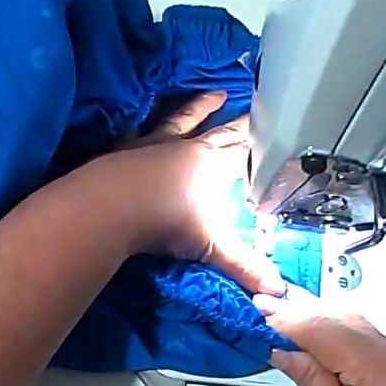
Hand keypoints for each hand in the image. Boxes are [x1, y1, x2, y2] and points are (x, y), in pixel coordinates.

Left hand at [65, 91, 282, 294]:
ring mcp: (152, 143)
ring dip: (199, 107)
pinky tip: (143, 119)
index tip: (272, 138)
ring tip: (213, 94)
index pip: (243, 152)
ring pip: (182, 119)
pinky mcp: (124, 148)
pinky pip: (138, 128)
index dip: (258, 148)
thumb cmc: (163, 223)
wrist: (107, 207)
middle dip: (236, 122)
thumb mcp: (209, 246)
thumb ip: (243, 266)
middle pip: (218, 130)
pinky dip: (144, 122)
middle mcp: (185, 147)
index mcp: (211, 165)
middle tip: (248, 106)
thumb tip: (278, 291)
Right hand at [256, 288, 385, 385]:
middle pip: (349, 321)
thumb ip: (312, 380)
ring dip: (331, 328)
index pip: (327, 329)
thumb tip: (284, 349)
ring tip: (292, 328)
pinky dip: (357, 345)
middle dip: (308, 316)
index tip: (261, 312)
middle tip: (269, 310)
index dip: (290, 320)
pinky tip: (332, 351)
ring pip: (368, 331)